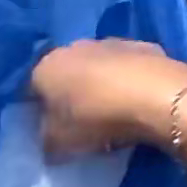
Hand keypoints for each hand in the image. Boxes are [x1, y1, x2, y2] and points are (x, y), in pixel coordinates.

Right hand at [30, 39, 186, 152]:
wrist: (156, 95)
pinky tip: (136, 101)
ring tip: (111, 112)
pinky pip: (126, 67)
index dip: (38, 112)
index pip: (31, 90)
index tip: (49, 130)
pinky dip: (127, 80)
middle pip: (64, 74)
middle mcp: (71, 47)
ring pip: (95, 67)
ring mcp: (108, 42)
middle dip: (68, 95)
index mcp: (45, 68)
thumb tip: (48, 144)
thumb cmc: (96, 118)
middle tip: (79, 122)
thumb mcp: (61, 144)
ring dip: (98, 85)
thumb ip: (47, 143)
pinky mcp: (142, 45)